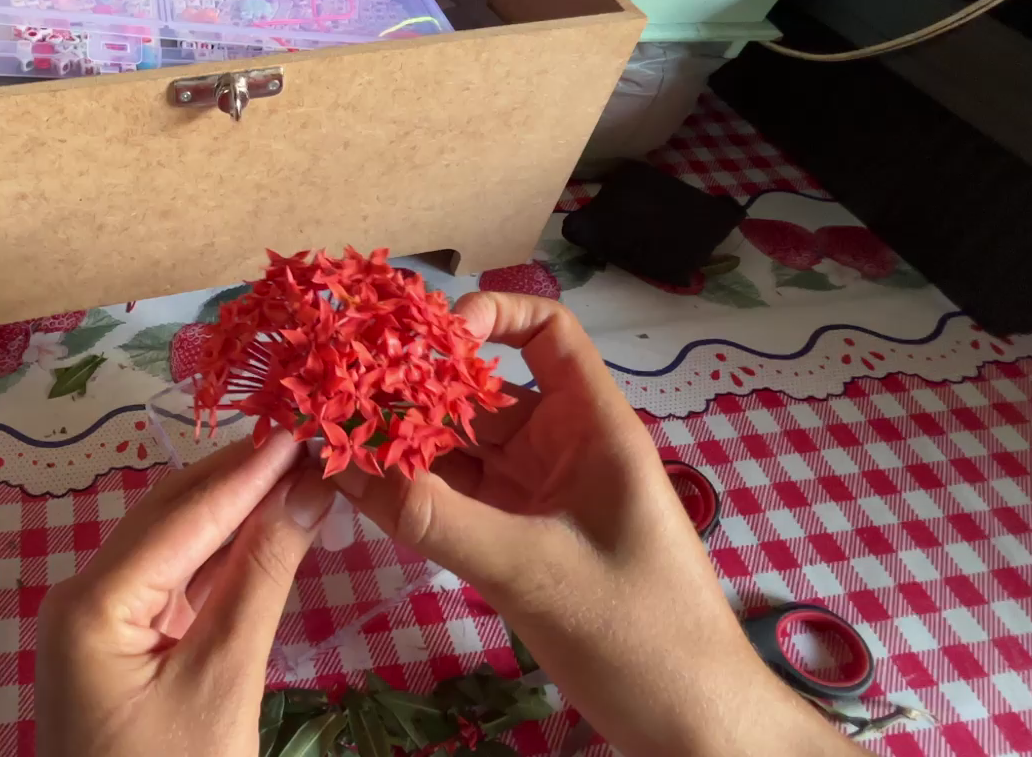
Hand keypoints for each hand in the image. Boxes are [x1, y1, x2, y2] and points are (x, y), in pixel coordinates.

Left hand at [36, 432, 334, 756]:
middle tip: (303, 445)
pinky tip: (264, 528)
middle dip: (238, 480)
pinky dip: (223, 555)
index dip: (247, 470)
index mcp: (91, 602)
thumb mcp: (224, 683)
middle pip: (171, 516)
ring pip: (174, 542)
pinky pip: (176, 579)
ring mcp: (102, 618)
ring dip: (233, 511)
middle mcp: (86, 594)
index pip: (183, 515)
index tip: (299, 429)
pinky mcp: (125, 640)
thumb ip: (261, 578)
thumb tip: (307, 492)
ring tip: (292, 474)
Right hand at [335, 292, 861, 756]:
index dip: (492, 316)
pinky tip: (363, 485)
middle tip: (345, 393)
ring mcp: (532, 489)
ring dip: (404, 440)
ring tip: (337, 436)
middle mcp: (557, 444)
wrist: (694, 737)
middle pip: (481, 389)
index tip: (431, 341)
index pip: (548, 331)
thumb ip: (436, 519)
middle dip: (417, 387)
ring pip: (458, 442)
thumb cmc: (641, 638)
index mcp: (591, 426)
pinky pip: (453, 490)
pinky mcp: (512, 530)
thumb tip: (345, 467)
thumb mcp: (533, 571)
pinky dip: (412, 486)